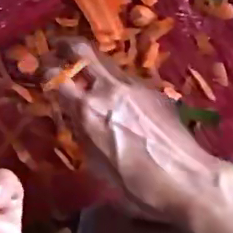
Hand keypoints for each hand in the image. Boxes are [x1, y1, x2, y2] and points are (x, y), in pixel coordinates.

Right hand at [47, 40, 232, 227]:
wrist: (192, 182)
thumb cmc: (141, 187)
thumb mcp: (99, 168)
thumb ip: (84, 138)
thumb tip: (77, 122)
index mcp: (89, 110)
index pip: (56, 77)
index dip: (45, 72)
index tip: (40, 71)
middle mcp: (109, 89)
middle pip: (83, 50)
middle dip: (66, 45)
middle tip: (58, 46)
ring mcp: (135, 86)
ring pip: (106, 63)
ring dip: (93, 65)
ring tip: (89, 75)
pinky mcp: (155, 92)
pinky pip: (127, 80)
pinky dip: (116, 84)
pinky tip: (121, 101)